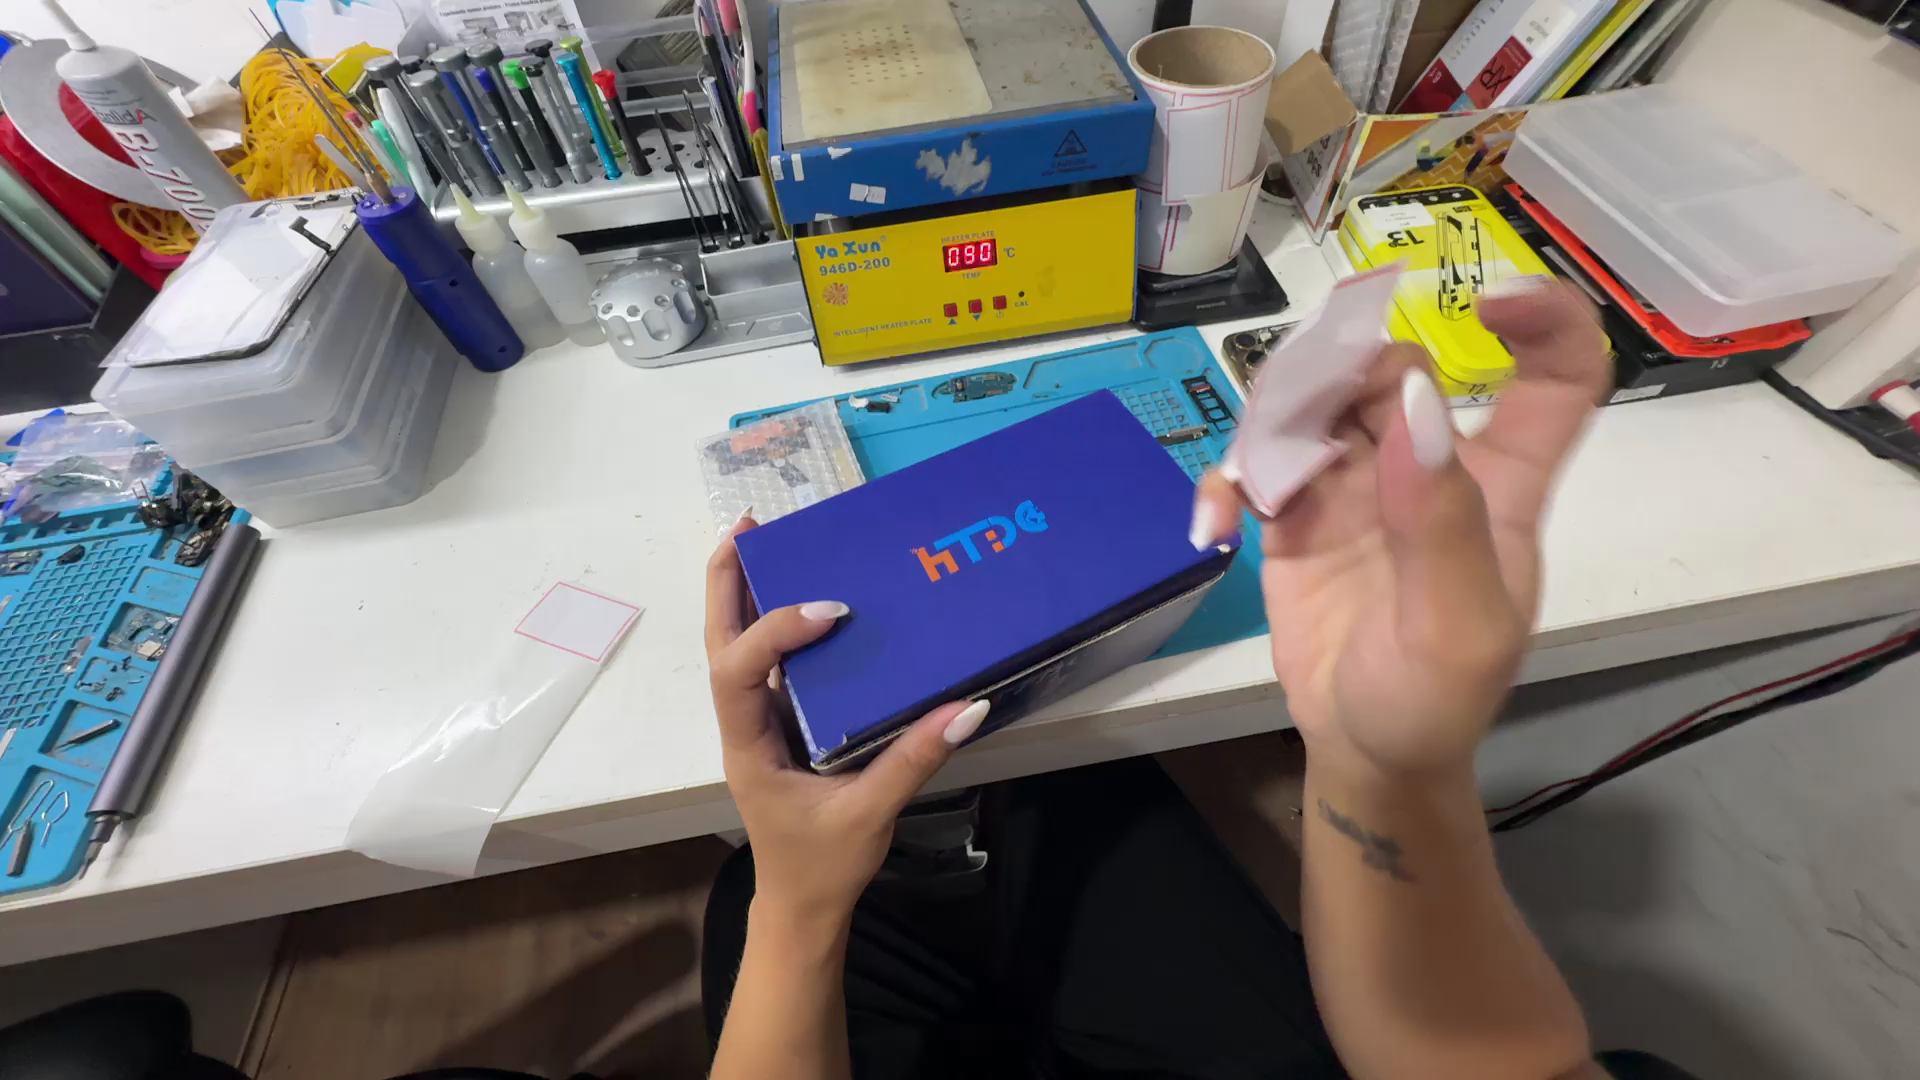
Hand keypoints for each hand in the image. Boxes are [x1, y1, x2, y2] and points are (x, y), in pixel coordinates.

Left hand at [705, 518, 990, 922]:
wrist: (801, 903)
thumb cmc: (824, 864)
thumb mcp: (871, 813)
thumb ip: (914, 759)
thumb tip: (968, 706)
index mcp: (749, 745)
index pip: (740, 675)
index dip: (777, 633)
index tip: (835, 610)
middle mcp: (744, 722)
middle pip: (718, 642)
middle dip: (727, 584)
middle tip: (745, 527)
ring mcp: (760, 719)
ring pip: (735, 646)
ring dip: (742, 592)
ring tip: (761, 538)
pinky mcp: (782, 719)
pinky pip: (768, 661)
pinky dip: (774, 621)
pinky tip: (803, 593)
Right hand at [1192, 278, 1610, 776]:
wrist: (1360, 743)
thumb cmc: (1430, 697)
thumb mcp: (1457, 626)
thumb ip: (1442, 521)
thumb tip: (1412, 406)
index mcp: (1495, 485)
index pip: (1551, 379)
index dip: (1540, 322)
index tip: (1482, 305)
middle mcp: (1421, 468)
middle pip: (1391, 374)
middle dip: (1345, 376)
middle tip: (1301, 423)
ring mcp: (1349, 490)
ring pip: (1311, 407)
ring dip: (1271, 420)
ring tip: (1253, 481)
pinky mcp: (1290, 517)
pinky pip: (1252, 469)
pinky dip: (1225, 484)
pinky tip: (1216, 526)